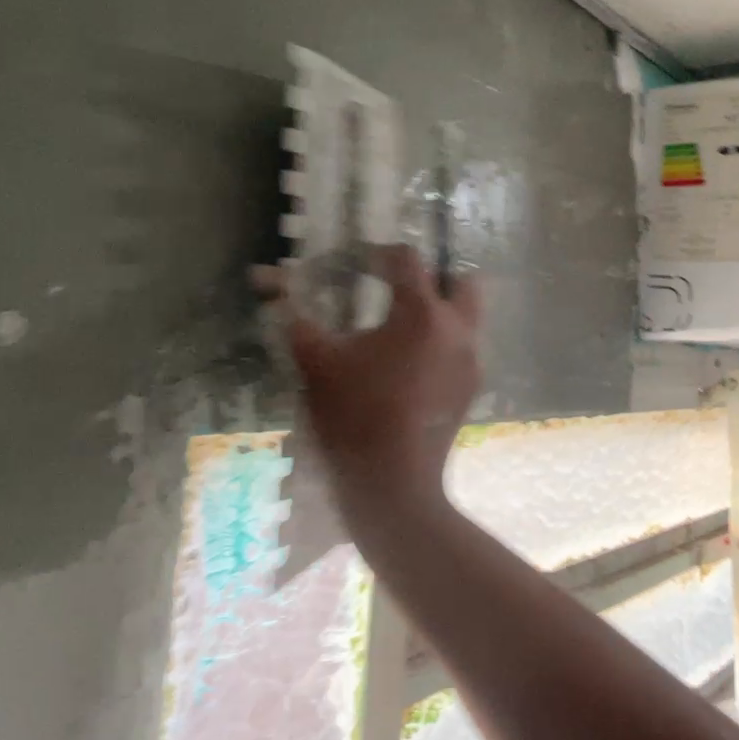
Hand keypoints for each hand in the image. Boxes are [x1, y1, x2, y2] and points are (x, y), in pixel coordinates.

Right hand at [283, 245, 482, 521]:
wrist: (392, 485)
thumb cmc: (352, 417)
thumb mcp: (315, 362)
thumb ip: (293, 314)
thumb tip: (266, 276)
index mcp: (422, 313)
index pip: (408, 259)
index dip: (380, 254)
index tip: (358, 264)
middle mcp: (457, 329)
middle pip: (460, 280)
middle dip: (433, 276)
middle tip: (397, 288)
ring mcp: (471, 361)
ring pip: (468, 316)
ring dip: (442, 310)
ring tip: (402, 327)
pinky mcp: (471, 389)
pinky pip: (464, 349)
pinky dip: (443, 344)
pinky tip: (410, 366)